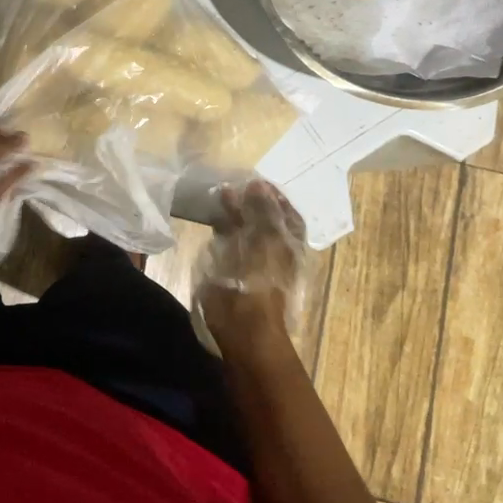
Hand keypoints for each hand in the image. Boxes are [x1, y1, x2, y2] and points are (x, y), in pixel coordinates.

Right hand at [196, 179, 309, 359]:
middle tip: (233, 185)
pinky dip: (221, 226)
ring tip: (220, 195)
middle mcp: (274, 252)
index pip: (286, 214)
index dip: (273, 197)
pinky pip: (228, 240)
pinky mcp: (229, 269)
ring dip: (234, 212)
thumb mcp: (266, 239)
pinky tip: (212, 217)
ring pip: (244, 228)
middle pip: (264, 220)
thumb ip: (262, 211)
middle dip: (250, 202)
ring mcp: (251, 261)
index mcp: (289, 246)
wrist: (241, 321)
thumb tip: (257, 186)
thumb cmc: (259, 280)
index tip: (255, 180)